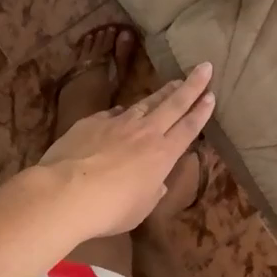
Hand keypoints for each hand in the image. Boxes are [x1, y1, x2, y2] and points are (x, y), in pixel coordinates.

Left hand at [34, 62, 215, 239]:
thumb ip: (152, 191)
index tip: (212, 94)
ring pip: (146, 103)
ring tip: (172, 83)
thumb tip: (156, 182)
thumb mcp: (140, 209)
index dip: (202, 111)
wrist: (65, 193)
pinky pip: (112, 115)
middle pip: (175, 103)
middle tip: (205, 66)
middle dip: (193, 84)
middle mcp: (145, 132)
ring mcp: (118, 123)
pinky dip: (121, 114)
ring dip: (162, 93)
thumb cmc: (109, 210)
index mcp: (162, 154)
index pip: (189, 127)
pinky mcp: (93, 122)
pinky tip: (120, 115)